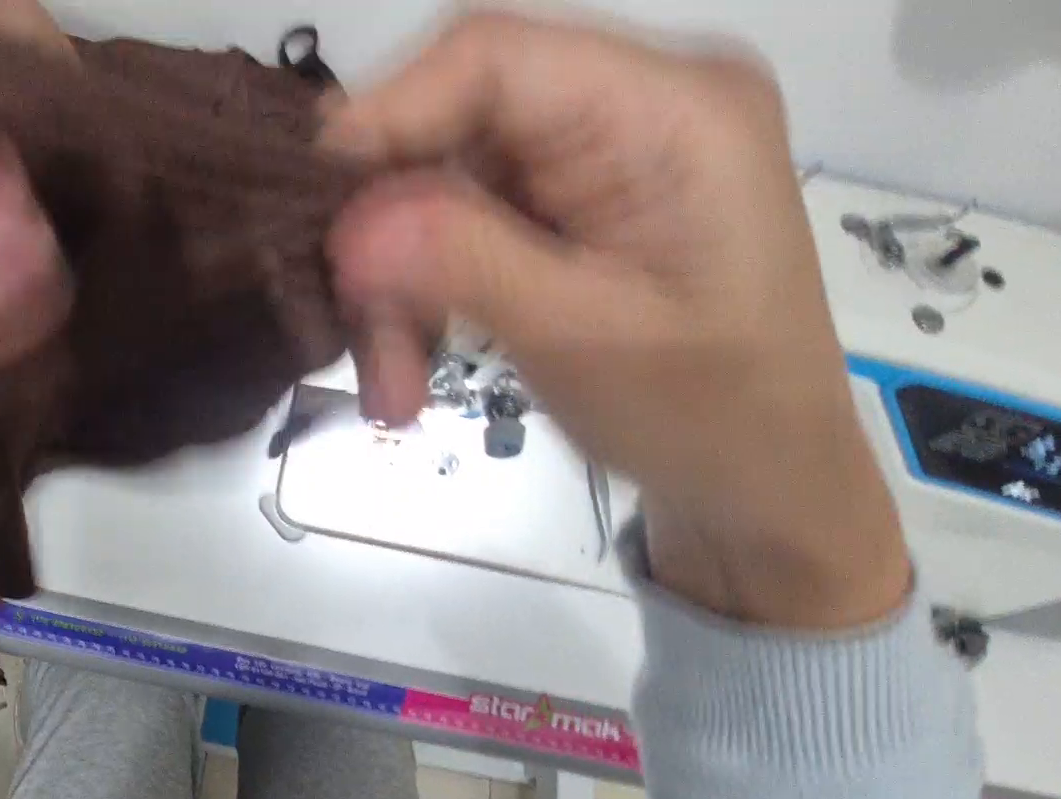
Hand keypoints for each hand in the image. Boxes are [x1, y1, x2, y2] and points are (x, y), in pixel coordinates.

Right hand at [322, 13, 909, 626]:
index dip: (382, 118)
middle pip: (449, 130)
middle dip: (385, 238)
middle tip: (355, 335)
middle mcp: (625, 109)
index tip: (308, 208)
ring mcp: (588, 162)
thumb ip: (467, 265)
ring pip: (435, 194)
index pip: (490, 59)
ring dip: (395, 291)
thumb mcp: (583, 337)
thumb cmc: (704, 413)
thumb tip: (349, 228)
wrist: (752, 476)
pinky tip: (411, 369)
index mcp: (666, 109)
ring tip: (393, 384)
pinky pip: (451, 236)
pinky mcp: (559, 213)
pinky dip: (418, 304)